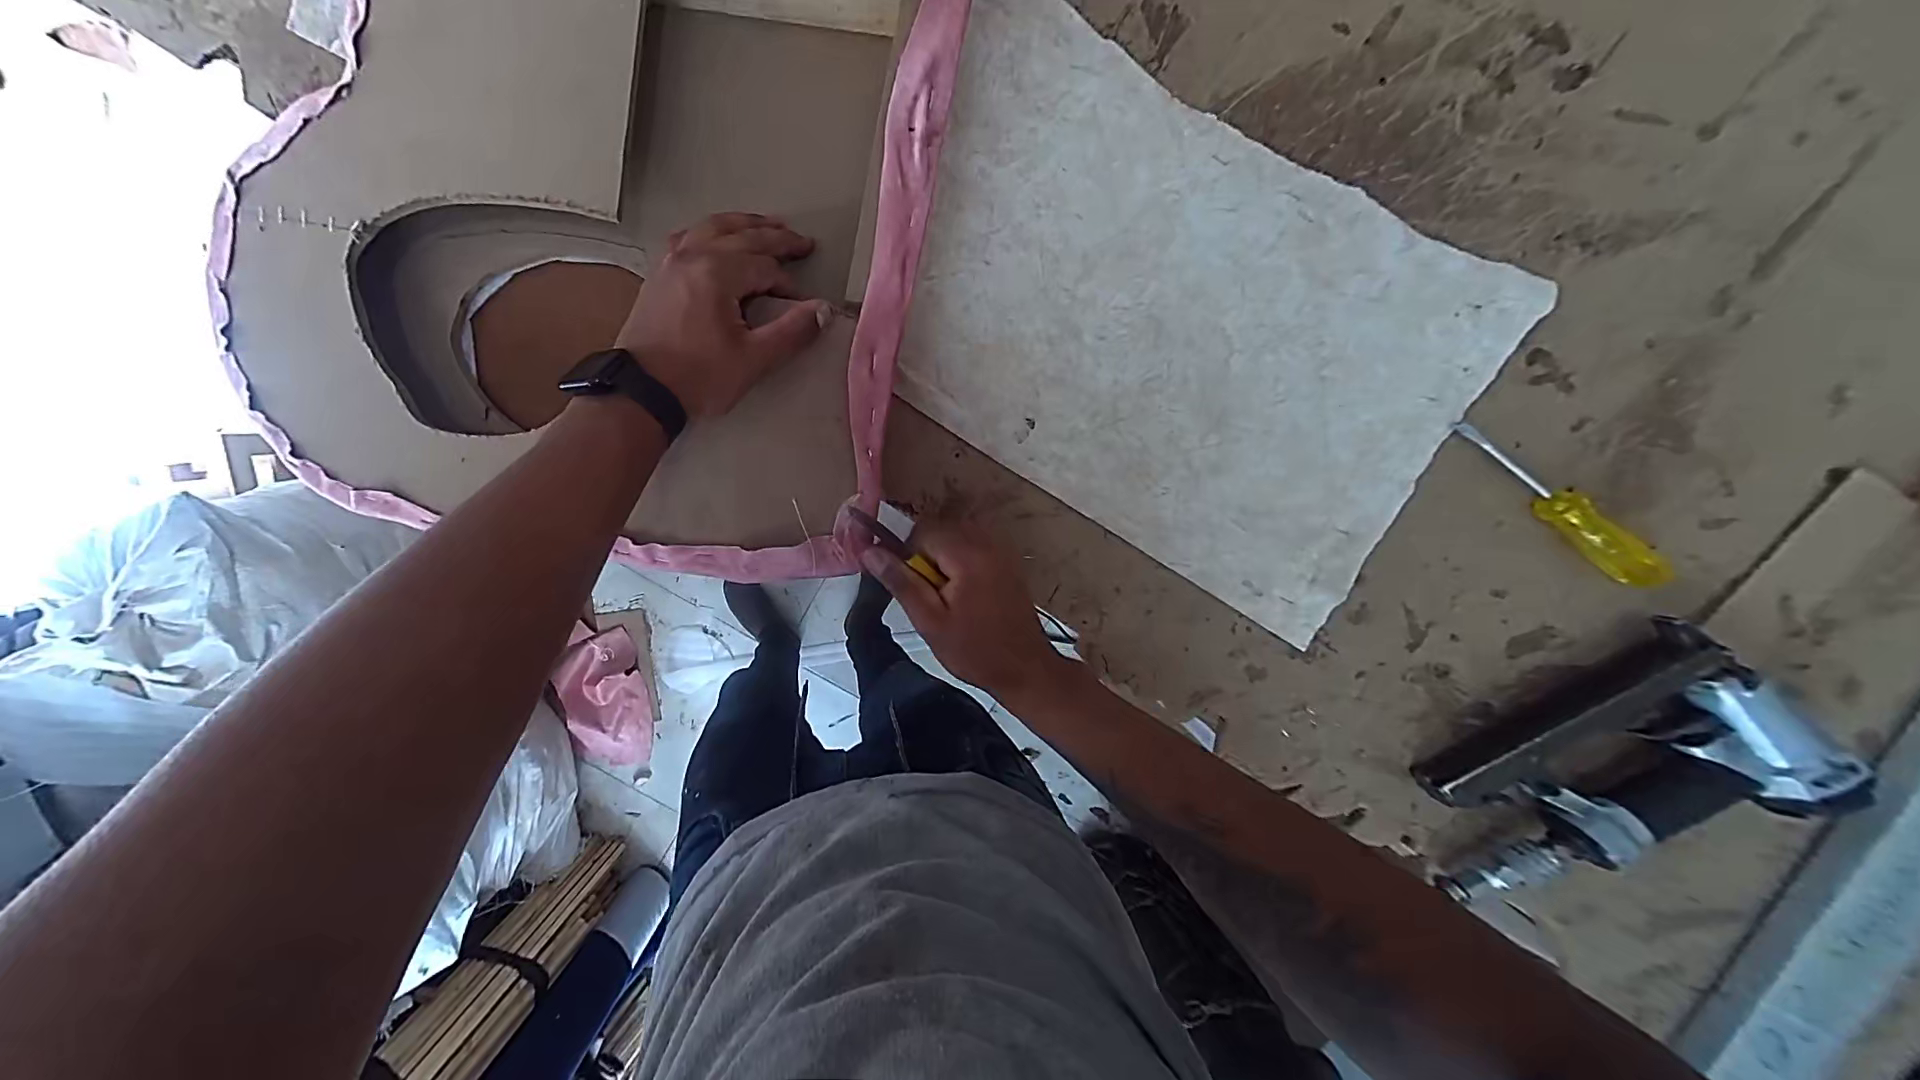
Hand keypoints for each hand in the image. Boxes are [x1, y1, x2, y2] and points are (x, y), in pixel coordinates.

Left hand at [614, 212, 834, 418]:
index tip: (803, 306)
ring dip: (744, 225)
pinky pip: (688, 238)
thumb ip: (792, 331)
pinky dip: (710, 232)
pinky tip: (716, 238)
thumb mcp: (754, 359)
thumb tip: (823, 310)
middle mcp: (692, 256)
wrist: (643, 391)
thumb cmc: (699, 377)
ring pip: (713, 228)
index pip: (766, 267)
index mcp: (717, 273)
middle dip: (776, 238)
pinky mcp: (660, 275)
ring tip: (767, 225)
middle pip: (742, 236)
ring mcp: (671, 262)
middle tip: (803, 243)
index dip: (789, 284)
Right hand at [859, 521, 1072, 700]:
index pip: (923, 529)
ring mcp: (1001, 551)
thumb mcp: (929, 621)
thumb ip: (900, 582)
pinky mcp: (1007, 562)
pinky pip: (974, 548)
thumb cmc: (977, 651)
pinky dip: (961, 564)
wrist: (1024, 668)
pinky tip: (965, 597)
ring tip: (947, 598)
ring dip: (943, 561)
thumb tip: (871, 553)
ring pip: (956, 538)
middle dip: (927, 557)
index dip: (908, 554)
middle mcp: (988, 544)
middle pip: (940, 529)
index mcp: (968, 555)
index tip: (912, 585)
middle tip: (930, 596)